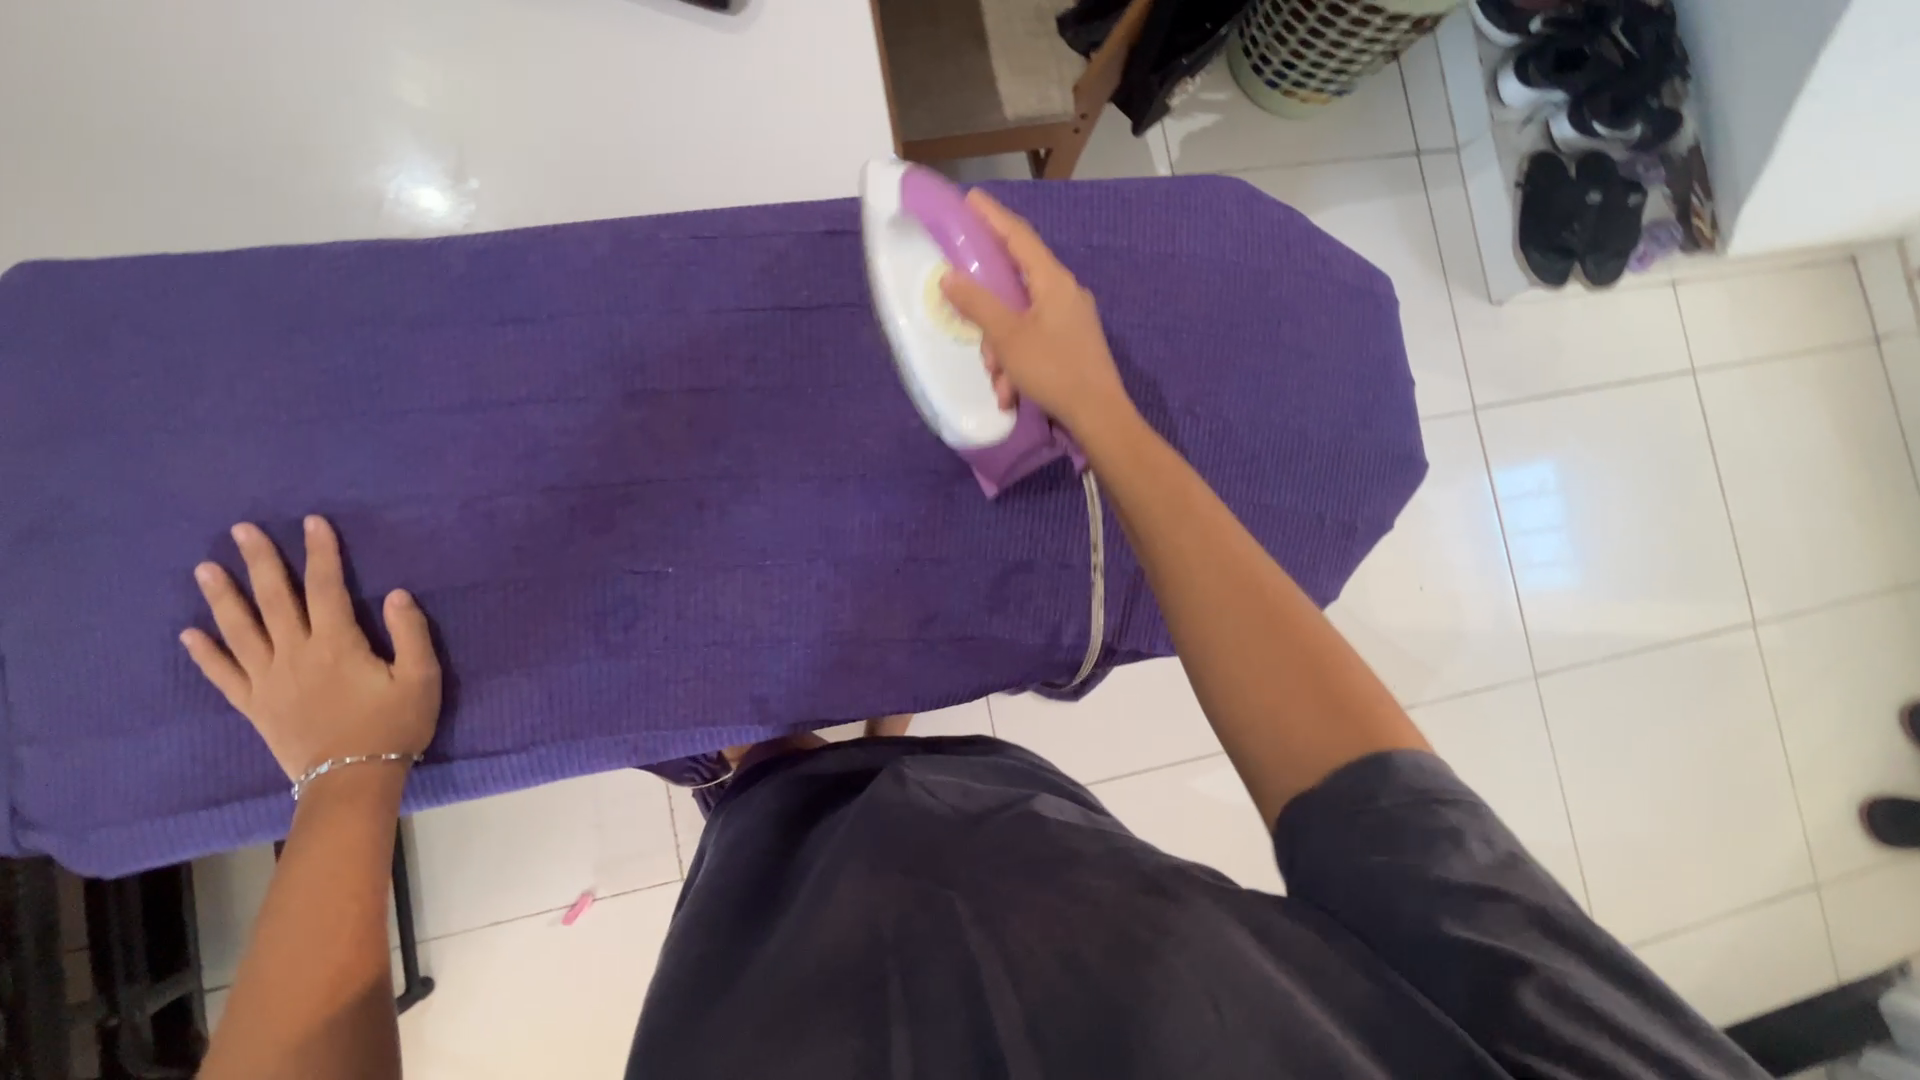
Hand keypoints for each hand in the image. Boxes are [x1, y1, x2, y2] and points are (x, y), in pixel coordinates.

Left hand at [181, 516, 441, 782]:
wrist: (353, 778)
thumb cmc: (395, 725)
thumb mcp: (422, 678)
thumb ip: (411, 634)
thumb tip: (396, 594)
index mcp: (337, 645)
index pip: (327, 588)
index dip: (320, 553)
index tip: (312, 523)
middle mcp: (295, 655)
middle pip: (274, 600)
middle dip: (260, 562)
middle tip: (240, 530)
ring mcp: (269, 680)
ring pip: (240, 630)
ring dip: (222, 597)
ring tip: (206, 568)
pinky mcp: (255, 705)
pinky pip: (223, 674)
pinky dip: (205, 653)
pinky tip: (190, 634)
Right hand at [940, 190, 1135, 435]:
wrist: (1099, 416)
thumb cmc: (1053, 369)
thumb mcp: (1007, 337)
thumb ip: (977, 304)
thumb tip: (950, 276)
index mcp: (1053, 280)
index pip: (1018, 235)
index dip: (992, 217)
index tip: (971, 200)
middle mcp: (1065, 293)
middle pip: (1014, 286)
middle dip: (989, 319)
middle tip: (976, 340)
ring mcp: (1071, 320)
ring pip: (1020, 323)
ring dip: (1001, 354)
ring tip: (1000, 384)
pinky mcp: (1073, 345)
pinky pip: (1033, 344)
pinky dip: (1017, 366)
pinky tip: (1012, 394)